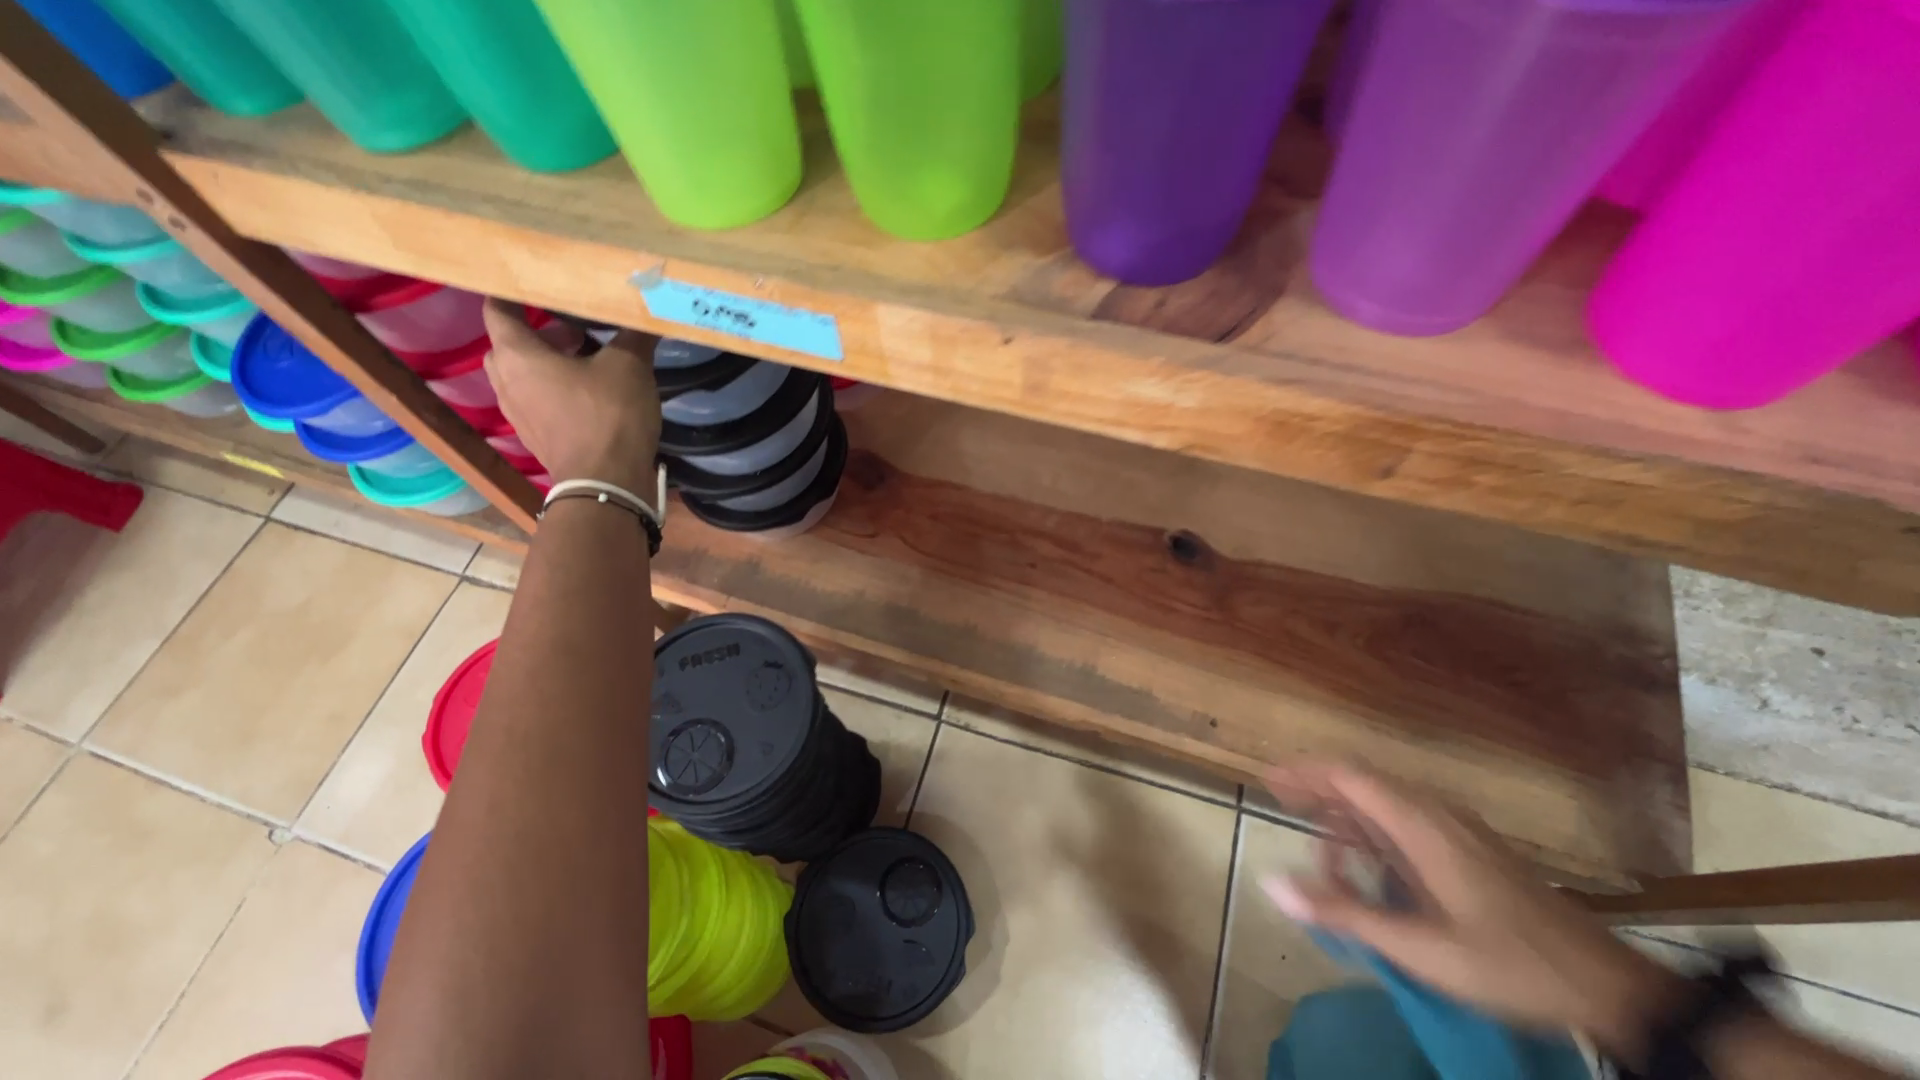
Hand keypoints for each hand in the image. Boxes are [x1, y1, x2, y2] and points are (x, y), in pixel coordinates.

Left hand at [481, 301, 660, 493]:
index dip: (514, 292)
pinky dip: (555, 390)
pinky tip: (590, 394)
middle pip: (510, 344)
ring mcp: (518, 414)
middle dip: (539, 332)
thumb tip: (648, 315)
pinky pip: (537, 401)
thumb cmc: (607, 415)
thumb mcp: (629, 365)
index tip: (537, 284)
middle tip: (575, 328)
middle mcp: (506, 381)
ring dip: (548, 363)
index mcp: (517, 354)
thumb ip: (633, 335)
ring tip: (587, 361)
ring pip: (524, 375)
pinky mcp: (536, 438)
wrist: (605, 484)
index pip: (497, 308)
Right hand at [1260, 763, 1686, 1054]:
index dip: (1305, 772)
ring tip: (1324, 867)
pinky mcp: (1471, 853)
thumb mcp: (1419, 947)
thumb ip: (1344, 912)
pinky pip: (1408, 827)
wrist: (1606, 987)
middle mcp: (1439, 816)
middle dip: (1319, 796)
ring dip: (1348, 826)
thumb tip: (1273, 881)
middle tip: (1283, 815)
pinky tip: (1370, 877)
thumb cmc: (1508, 964)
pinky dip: (1375, 841)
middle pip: (1365, 785)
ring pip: (1387, 807)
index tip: (1267, 780)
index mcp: (1424, 826)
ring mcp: (1460, 833)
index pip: (1352, 776)